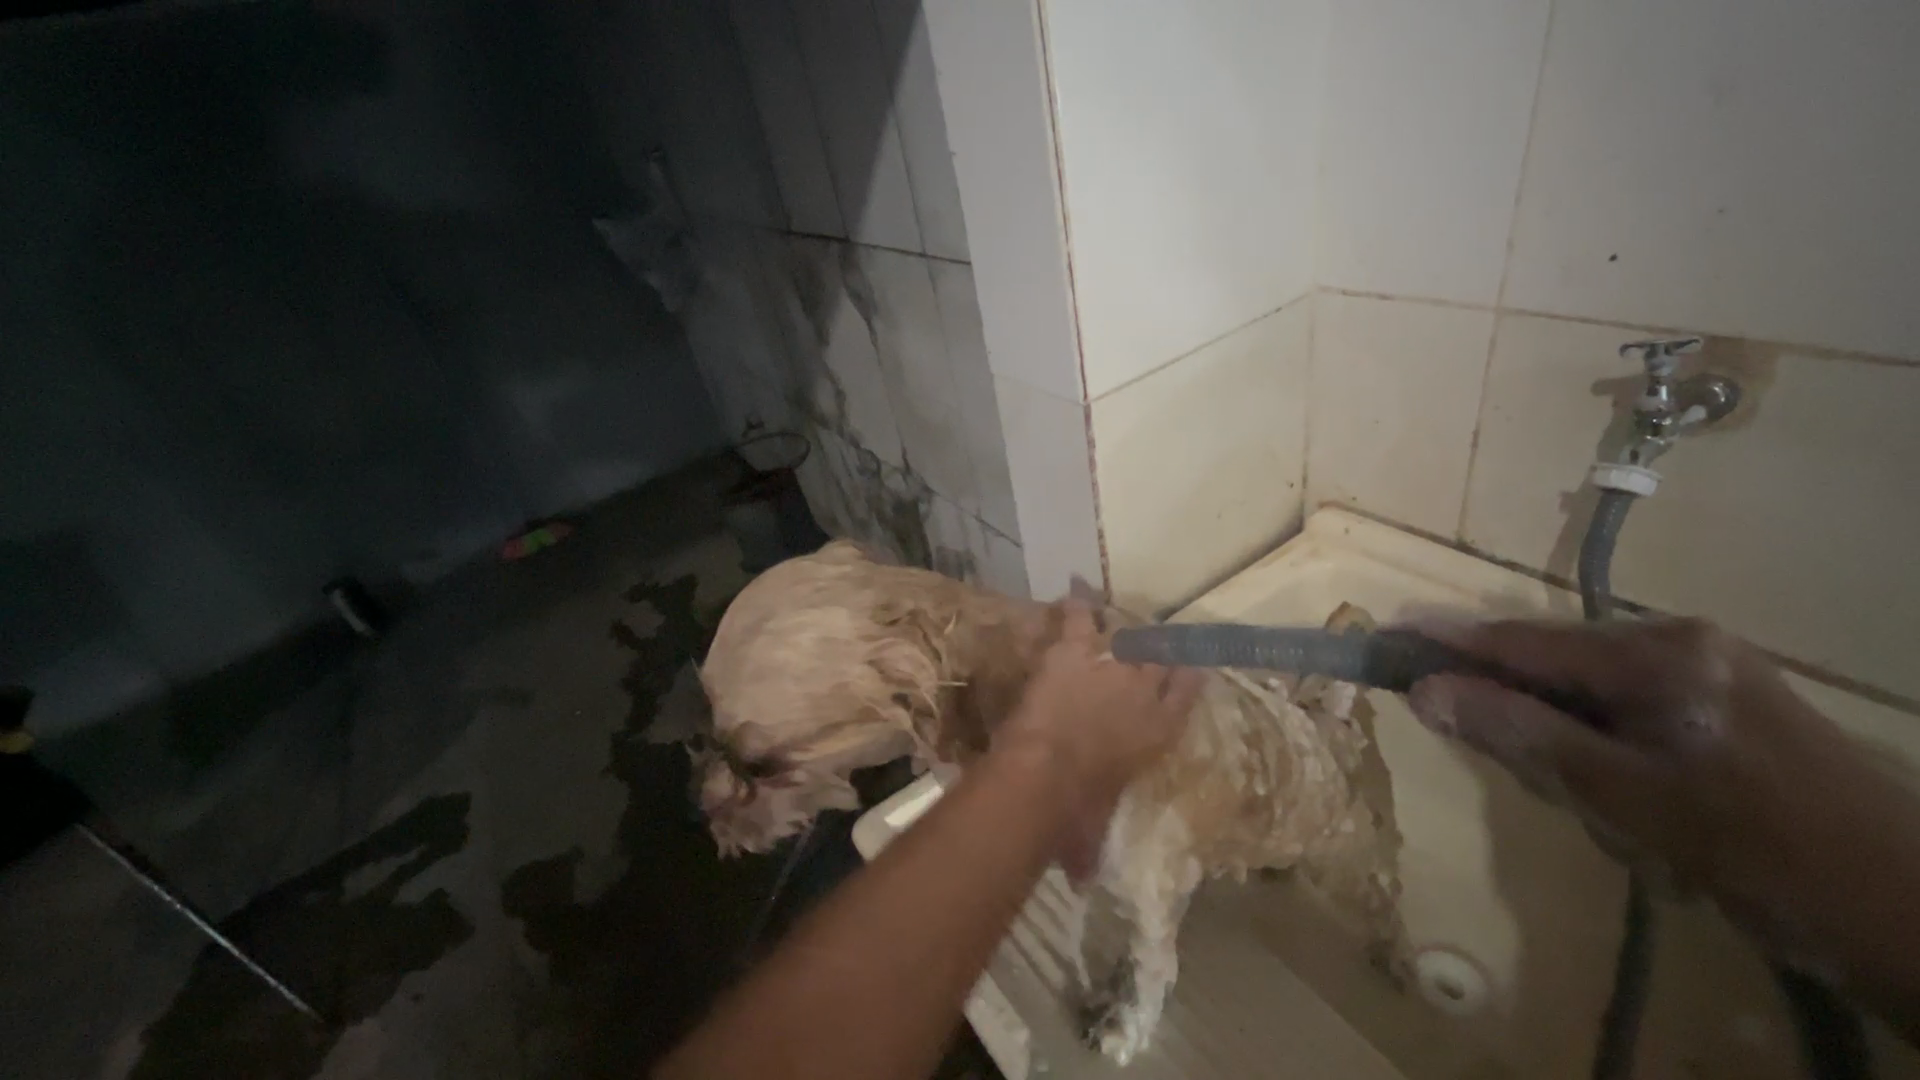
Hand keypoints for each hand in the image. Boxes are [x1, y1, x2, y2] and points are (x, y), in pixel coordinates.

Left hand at [997, 601, 1203, 876]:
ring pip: (1126, 637)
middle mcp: (1143, 694)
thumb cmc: (1076, 808)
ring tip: (1124, 613)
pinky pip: (1080, 620)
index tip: (1194, 666)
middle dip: (1162, 647)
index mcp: (1157, 735)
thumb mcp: (1086, 834)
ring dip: (1124, 628)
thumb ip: (1087, 850)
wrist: (1047, 771)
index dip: (1190, 679)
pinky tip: (1074, 584)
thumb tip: (1083, 883)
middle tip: (1160, 634)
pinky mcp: (1074, 653)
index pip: (1185, 698)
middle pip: (1162, 660)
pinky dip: (1076, 602)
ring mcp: (1110, 667)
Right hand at [1407, 617, 1913, 955]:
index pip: (1519, 639)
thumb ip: (1519, 733)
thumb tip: (1426, 691)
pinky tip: (1613, 782)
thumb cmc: (1757, 851)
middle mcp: (1679, 639)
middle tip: (1475, 740)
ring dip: (1554, 724)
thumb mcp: (1620, 798)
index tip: (1382, 634)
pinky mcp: (1724, 693)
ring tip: (1575, 790)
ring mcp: (1708, 662)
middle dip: (1508, 696)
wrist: (1913, 905)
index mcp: (1654, 653)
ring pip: (1585, 682)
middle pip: (1551, 657)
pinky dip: (1593, 731)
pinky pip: (1623, 698)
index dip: (1444, 641)